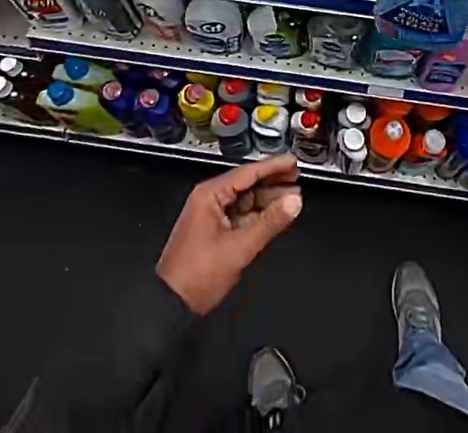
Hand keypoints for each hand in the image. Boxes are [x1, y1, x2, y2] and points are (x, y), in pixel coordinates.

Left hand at [156, 154, 302, 314]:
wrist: (171, 306)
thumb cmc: (197, 275)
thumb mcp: (239, 247)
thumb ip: (270, 222)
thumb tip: (293, 202)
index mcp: (210, 195)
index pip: (248, 172)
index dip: (273, 166)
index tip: (292, 162)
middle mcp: (209, 200)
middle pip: (247, 184)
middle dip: (273, 183)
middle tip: (296, 178)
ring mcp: (211, 216)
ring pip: (245, 200)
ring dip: (268, 200)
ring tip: (291, 198)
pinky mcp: (214, 231)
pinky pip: (240, 216)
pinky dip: (258, 215)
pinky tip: (274, 216)